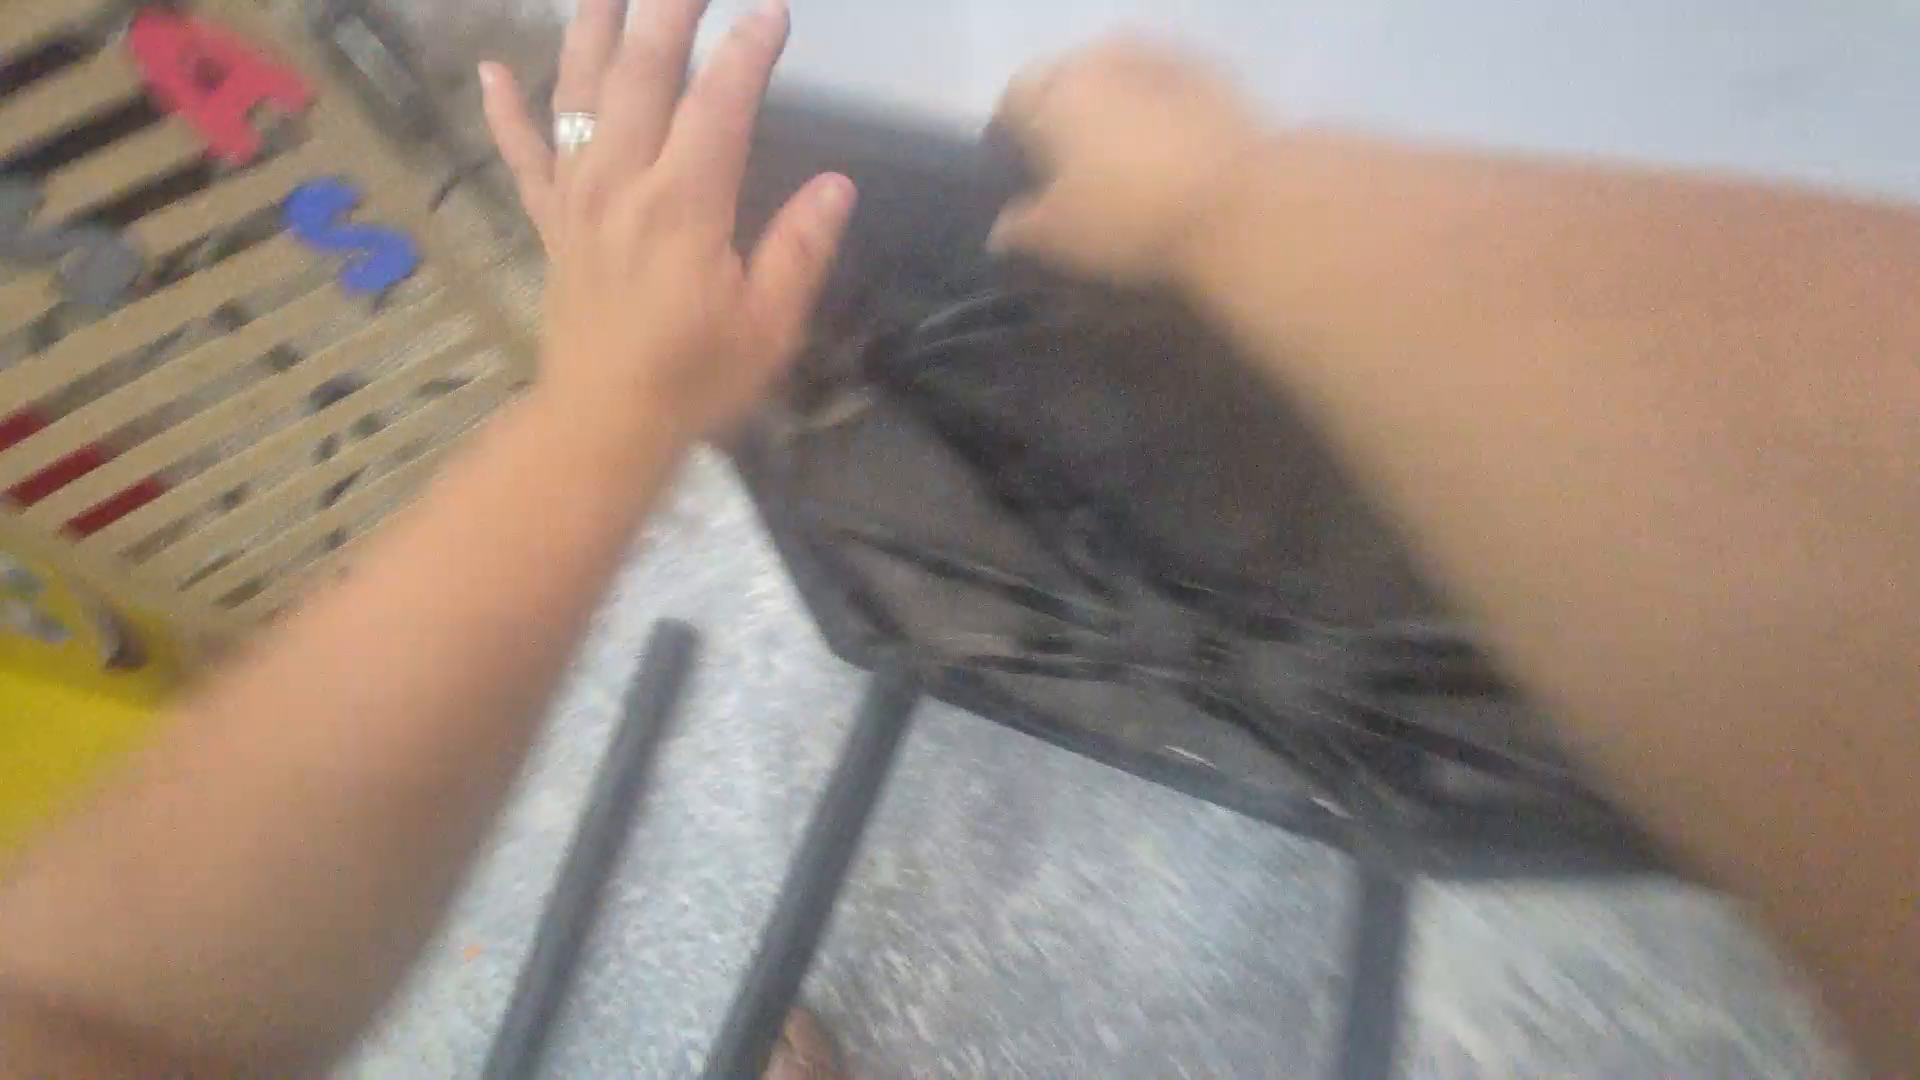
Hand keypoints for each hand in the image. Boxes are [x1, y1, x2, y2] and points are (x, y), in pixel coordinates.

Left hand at [479, 0, 854, 446]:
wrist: (606, 420)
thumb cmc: (697, 378)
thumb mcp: (769, 327)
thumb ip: (800, 251)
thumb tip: (836, 186)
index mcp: (686, 205)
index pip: (721, 103)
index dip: (747, 50)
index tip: (771, 12)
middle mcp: (624, 181)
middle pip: (643, 72)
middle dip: (668, 8)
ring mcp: (578, 198)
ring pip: (577, 91)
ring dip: (591, 26)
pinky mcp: (551, 224)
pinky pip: (521, 155)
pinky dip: (503, 111)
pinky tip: (491, 70)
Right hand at [990, 39, 1262, 284]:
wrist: (1239, 209)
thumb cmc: (1125, 221)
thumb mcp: (1054, 241)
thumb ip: (1017, 230)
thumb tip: (1003, 229)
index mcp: (1056, 89)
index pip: (1010, 102)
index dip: (1005, 143)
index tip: (1012, 179)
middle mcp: (1105, 57)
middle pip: (1065, 84)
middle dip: (1058, 122)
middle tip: (1064, 174)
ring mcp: (1164, 60)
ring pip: (1117, 82)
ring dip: (1109, 115)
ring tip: (1116, 165)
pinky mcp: (1215, 78)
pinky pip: (1165, 93)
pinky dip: (1155, 118)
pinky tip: (1163, 158)